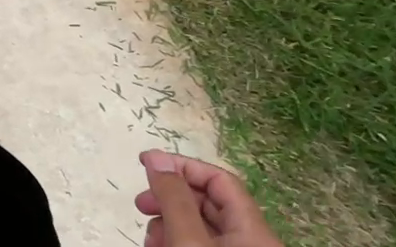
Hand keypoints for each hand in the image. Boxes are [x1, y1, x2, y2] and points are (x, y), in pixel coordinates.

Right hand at [135, 150, 282, 246]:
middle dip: (168, 197)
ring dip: (168, 220)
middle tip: (142, 204)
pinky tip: (160, 244)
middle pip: (208, 201)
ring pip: (201, 224)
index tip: (145, 163)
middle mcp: (253, 239)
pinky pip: (202, 242)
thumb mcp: (188, 238)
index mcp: (253, 228)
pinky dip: (177, 237)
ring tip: (151, 235)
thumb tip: (156, 156)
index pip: (219, 178)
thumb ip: (174, 198)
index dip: (181, 165)